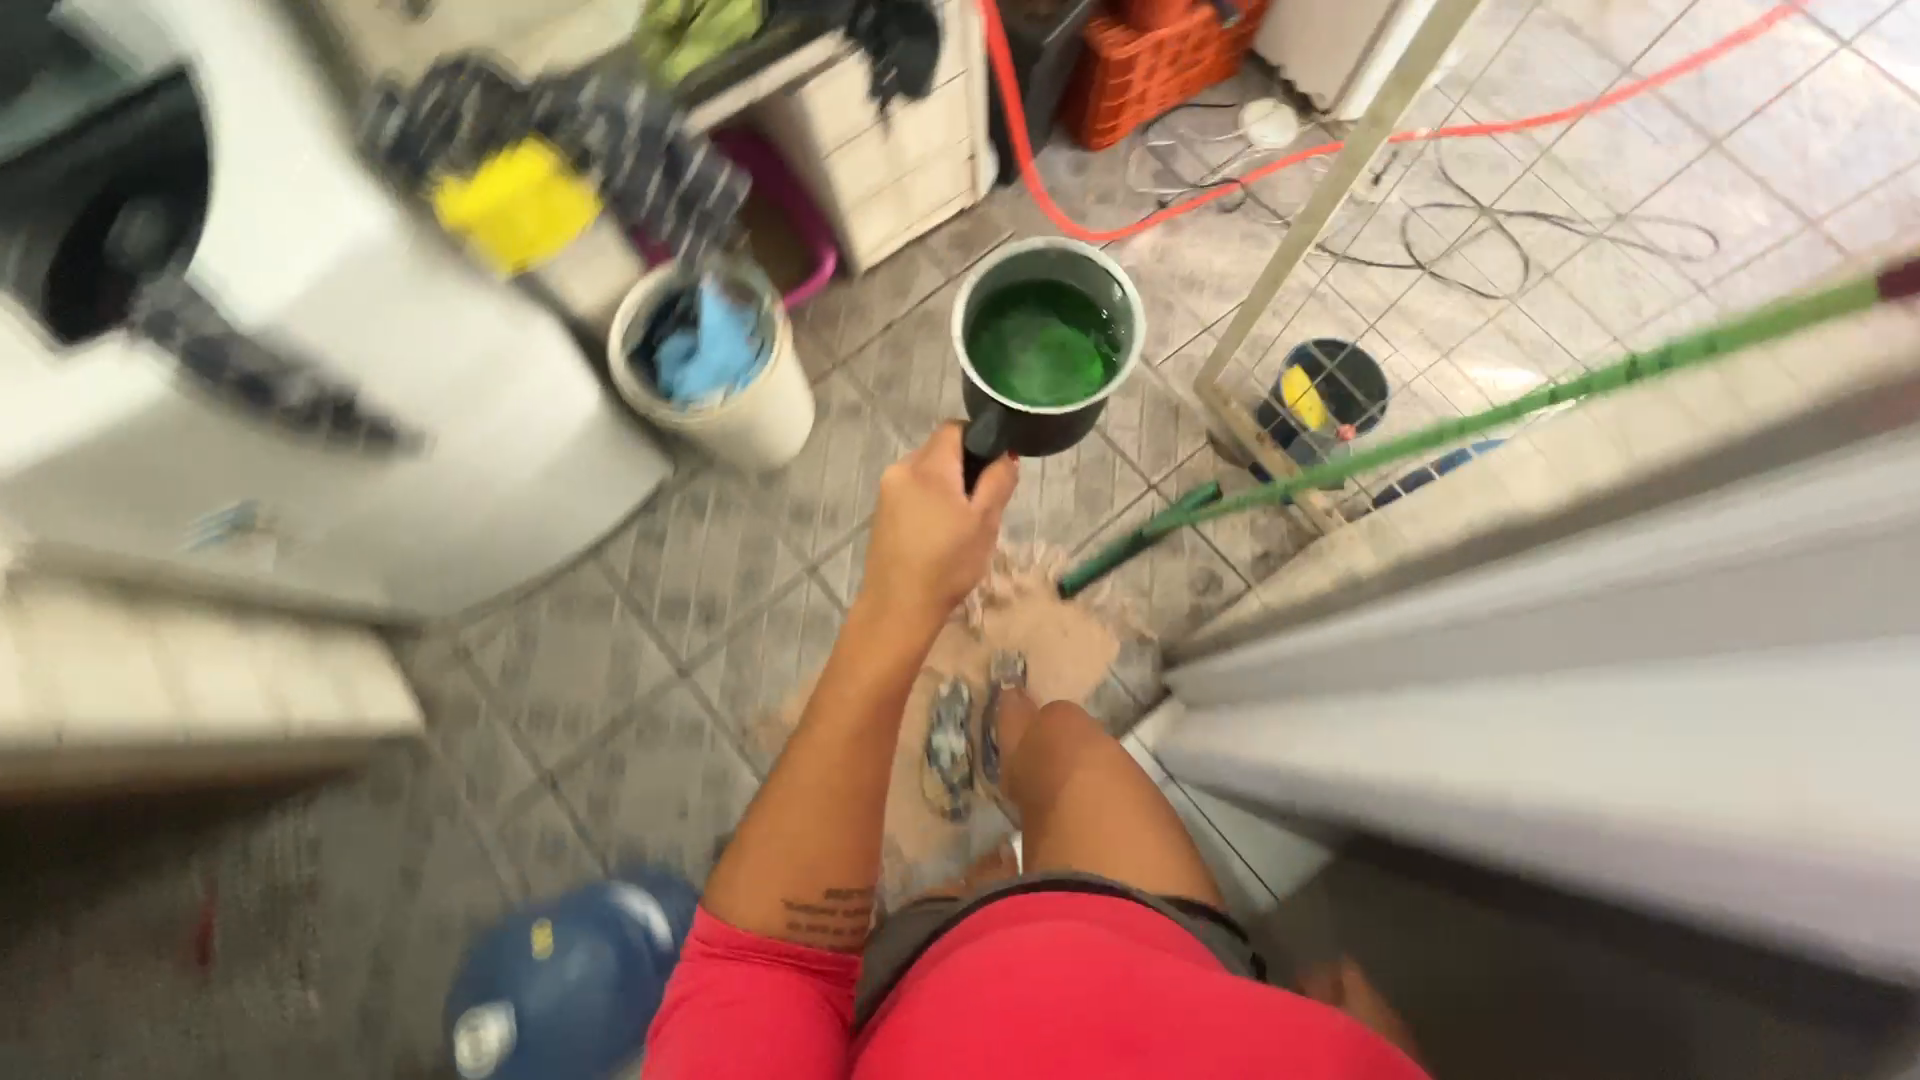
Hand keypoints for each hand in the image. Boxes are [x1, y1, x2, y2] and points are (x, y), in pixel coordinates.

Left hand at [858, 422, 1017, 629]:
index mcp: (928, 466)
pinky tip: (939, 533)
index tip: (995, 467)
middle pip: (939, 449)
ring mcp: (887, 491)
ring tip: (962, 522)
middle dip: (964, 466)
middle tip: (984, 502)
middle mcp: (902, 469)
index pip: (954, 428)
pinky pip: (912, 491)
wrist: (898, 606)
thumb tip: (1005, 454)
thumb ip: (998, 481)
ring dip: (947, 485)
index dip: (979, 439)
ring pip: (926, 472)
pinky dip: (930, 500)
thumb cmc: (948, 564)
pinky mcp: (881, 512)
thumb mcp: (985, 522)